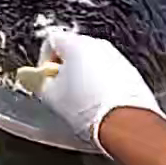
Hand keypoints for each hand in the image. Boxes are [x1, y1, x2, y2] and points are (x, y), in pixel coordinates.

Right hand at [28, 29, 164, 149]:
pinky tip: (100, 105)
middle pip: (73, 50)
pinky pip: (110, 74)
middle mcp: (97, 44)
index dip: (43, 61)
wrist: (127, 124)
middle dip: (65, 69)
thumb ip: (40, 83)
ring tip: (82, 103)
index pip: (51, 41)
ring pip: (92, 62)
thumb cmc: (87, 109)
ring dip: (84, 77)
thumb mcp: (52, 98)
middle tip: (61, 92)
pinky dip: (102, 85)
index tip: (45, 80)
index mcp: (75, 43)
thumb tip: (34, 79)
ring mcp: (116, 57)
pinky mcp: (131, 72)